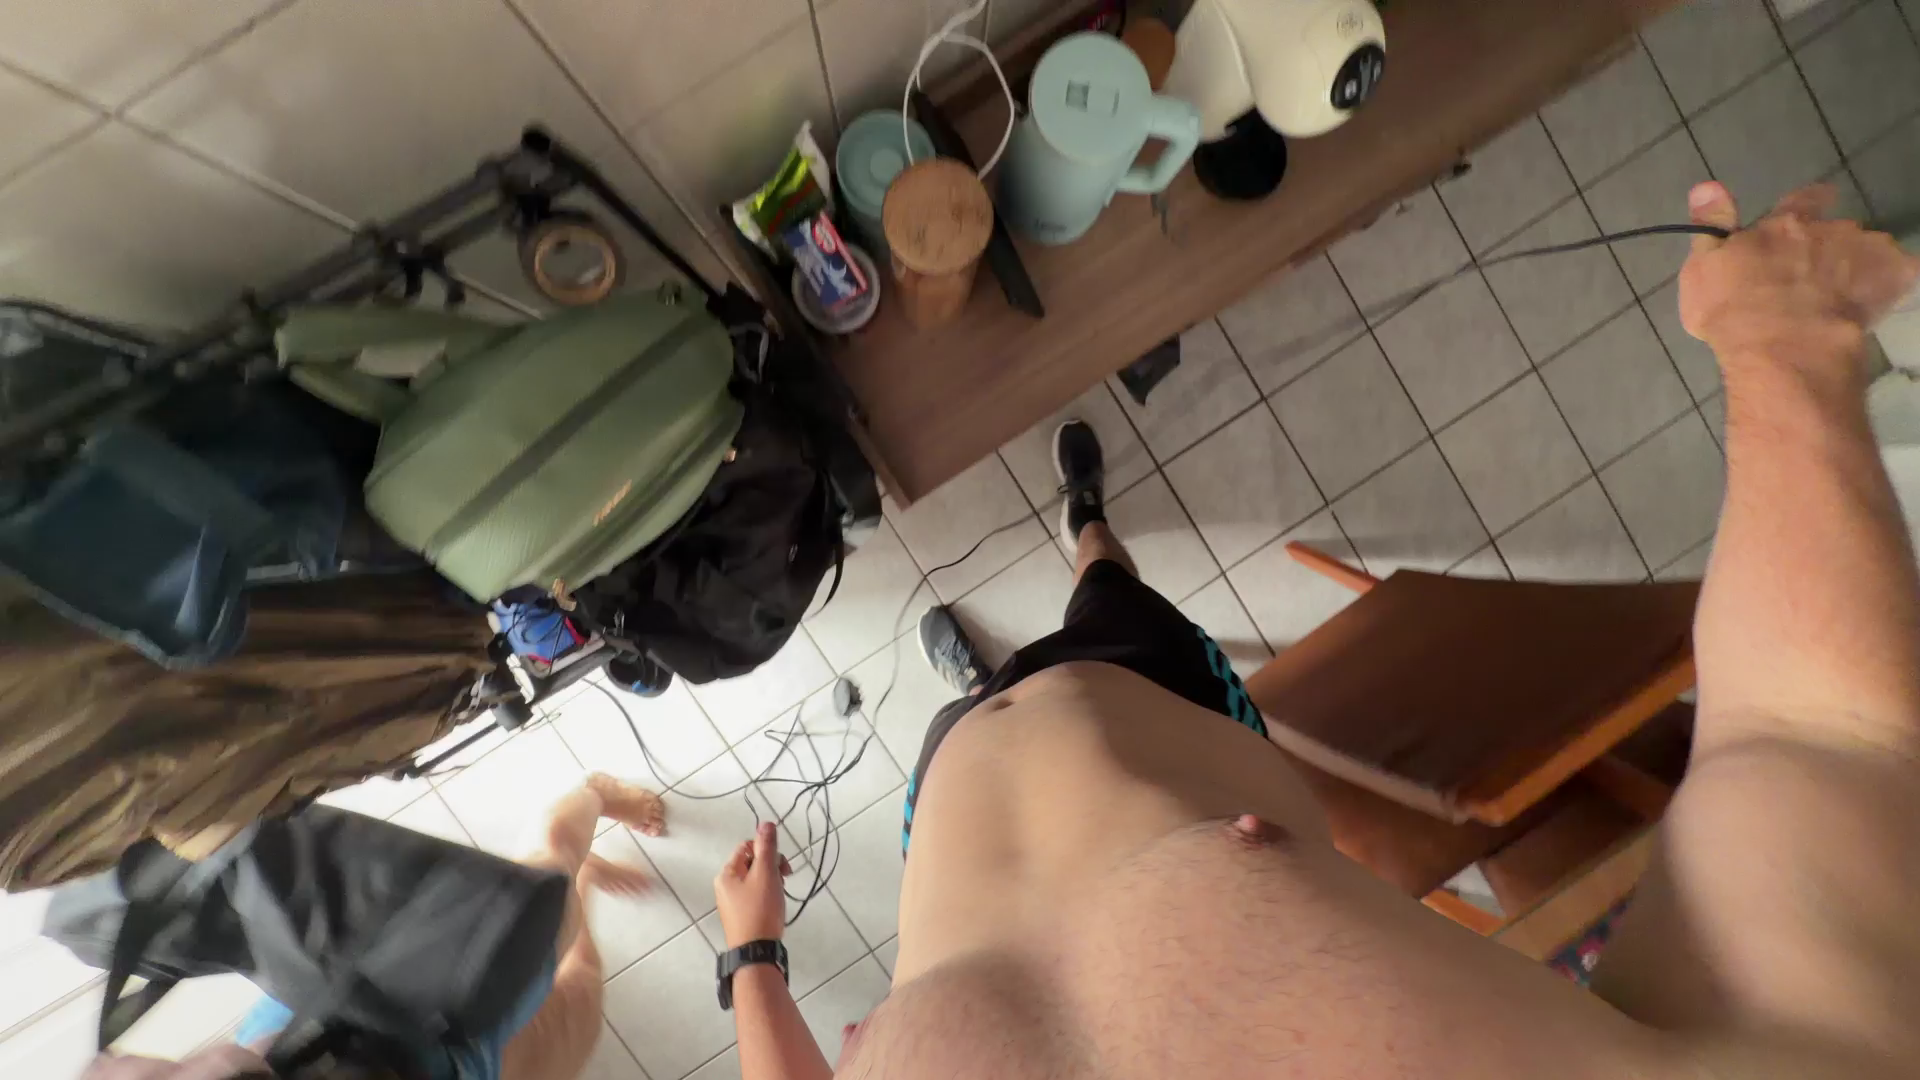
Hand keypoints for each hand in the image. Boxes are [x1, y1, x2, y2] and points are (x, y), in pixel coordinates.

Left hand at [714, 821, 792, 947]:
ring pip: (756, 878)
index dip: (766, 849)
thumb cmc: (760, 909)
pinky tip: (775, 904)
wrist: (756, 951)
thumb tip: (766, 822)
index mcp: (727, 874)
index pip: (747, 846)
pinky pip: (755, 893)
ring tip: (780, 893)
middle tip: (784, 877)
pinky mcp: (741, 914)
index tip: (781, 863)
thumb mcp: (765, 873)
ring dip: (771, 879)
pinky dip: (767, 893)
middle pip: (752, 862)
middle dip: (771, 865)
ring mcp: (732, 902)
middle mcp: (725, 886)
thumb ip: (766, 847)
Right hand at [1679, 181, 1918, 384]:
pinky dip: (1879, 285)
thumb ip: (1711, 226)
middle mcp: (1834, 227)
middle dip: (1821, 247)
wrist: (1782, 342)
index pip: (1804, 199)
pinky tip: (1858, 304)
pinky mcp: (1899, 275)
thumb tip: (1706, 184)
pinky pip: (1894, 274)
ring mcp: (1871, 249)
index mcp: (1785, 225)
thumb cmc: (1732, 307)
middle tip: (1798, 279)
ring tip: (1823, 298)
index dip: (1803, 206)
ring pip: (1862, 251)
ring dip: (1847, 266)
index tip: (1796, 220)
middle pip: (1834, 230)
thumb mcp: (1701, 268)